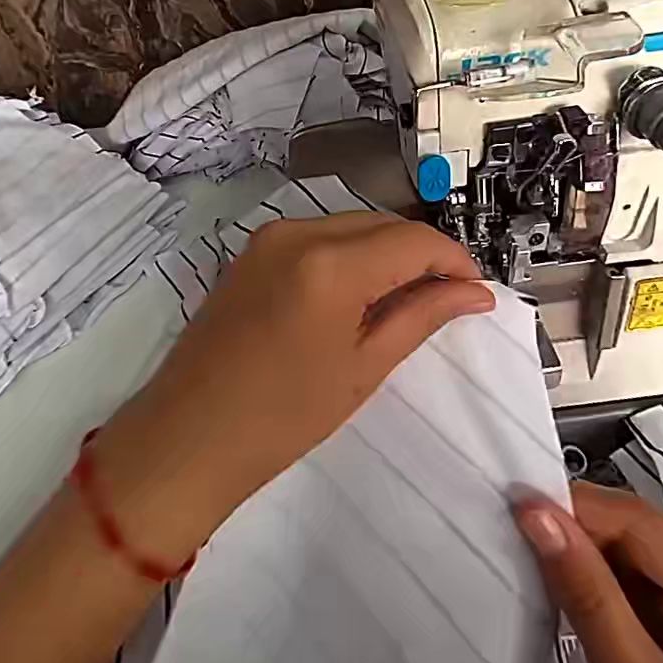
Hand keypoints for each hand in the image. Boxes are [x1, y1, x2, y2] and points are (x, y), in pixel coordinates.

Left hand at [93, 212, 494, 562]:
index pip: (414, 239)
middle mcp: (297, 232)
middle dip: (422, 255)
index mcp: (330, 264)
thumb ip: (423, 315)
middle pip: (383, 224)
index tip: (474, 290)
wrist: (188, 437)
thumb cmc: (283, 416)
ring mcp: (269, 237)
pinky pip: (319, 237)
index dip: (453, 260)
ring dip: (387, 254)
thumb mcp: (365, 365)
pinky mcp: (252, 251)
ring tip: (406, 300)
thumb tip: (474, 293)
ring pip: (353, 226)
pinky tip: (361, 293)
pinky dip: (351, 256)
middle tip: (446, 298)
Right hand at [514, 482, 662, 662]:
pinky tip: (565, 597)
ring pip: (643, 576)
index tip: (521, 501)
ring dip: (588, 565)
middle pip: (651, 547)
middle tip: (517, 526)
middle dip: (583, 533)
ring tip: (531, 554)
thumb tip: (543, 521)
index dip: (584, 508)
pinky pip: (645, 611)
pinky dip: (602, 601)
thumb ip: (591, 604)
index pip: (653, 531)